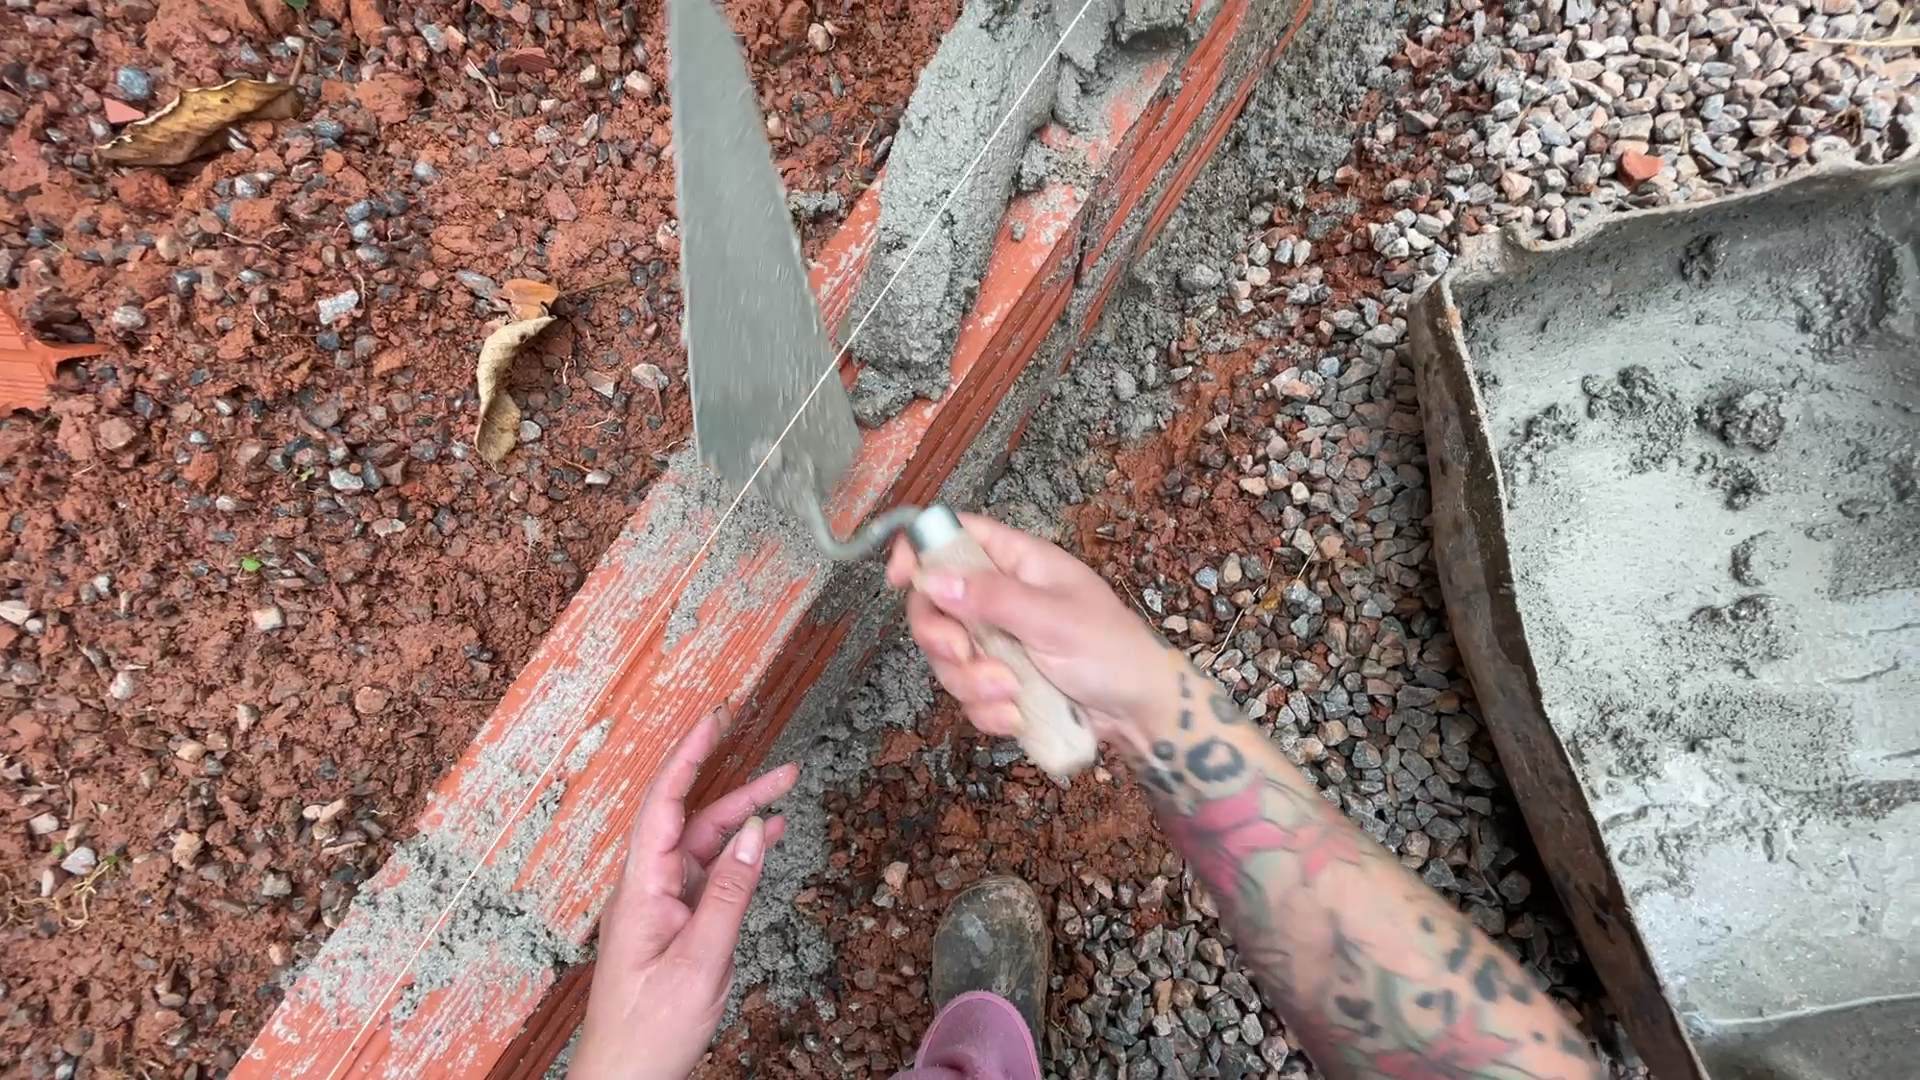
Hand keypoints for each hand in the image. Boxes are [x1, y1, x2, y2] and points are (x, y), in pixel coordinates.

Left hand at [569, 707, 798, 1079]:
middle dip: (739, 789)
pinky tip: (770, 837)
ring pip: (708, 844)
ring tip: (788, 793)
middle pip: (694, 819)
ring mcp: (664, 901)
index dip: (688, 757)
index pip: (664, 803)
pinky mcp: (677, 918)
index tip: (713, 721)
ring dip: (745, 819)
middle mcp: (650, 884)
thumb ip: (730, 892)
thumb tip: (757, 830)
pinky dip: (742, 853)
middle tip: (787, 770)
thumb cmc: (652, 1031)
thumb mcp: (702, 962)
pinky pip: (712, 873)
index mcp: (643, 887)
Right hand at [886, 513, 1169, 751]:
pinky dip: (985, 710)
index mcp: (1017, 562)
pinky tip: (1016, 716)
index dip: (920, 548)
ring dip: (970, 682)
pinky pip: (966, 692)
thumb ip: (993, 598)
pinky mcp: (997, 678)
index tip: (899, 580)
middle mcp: (998, 596)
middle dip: (943, 638)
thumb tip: (933, 577)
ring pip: (946, 655)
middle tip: (965, 657)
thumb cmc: (1111, 649)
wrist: (1139, 711)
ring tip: (1011, 694)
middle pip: (934, 602)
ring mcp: (996, 639)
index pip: (955, 534)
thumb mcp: (1054, 619)